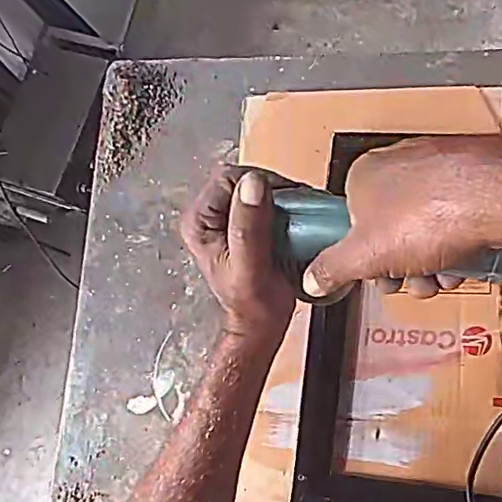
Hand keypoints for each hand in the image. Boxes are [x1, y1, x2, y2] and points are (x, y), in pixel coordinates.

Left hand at [182, 166, 298, 346]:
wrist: (262, 322)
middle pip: (246, 179)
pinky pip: (270, 201)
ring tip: (301, 215)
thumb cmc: (252, 303)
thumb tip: (253, 184)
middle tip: (298, 209)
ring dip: (285, 198)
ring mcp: (232, 219)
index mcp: (200, 221)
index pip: (229, 179)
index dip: (260, 185)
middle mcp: (212, 215)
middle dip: (275, 190)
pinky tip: (299, 220)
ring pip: (260, 188)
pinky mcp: (250, 224)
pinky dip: (288, 207)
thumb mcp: (250, 265)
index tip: (286, 202)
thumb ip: (248, 227)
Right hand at [302, 136, 501, 298]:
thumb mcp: (365, 257)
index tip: (376, 276)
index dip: (364, 259)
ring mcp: (437, 171)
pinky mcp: (470, 181)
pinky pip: (455, 222)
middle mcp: (399, 166)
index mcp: (363, 176)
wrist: (497, 198)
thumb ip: (332, 269)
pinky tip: (466, 260)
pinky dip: (459, 246)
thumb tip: (312, 279)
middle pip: (391, 232)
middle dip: (404, 268)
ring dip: (433, 263)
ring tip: (445, 273)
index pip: (351, 224)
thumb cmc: (434, 213)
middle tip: (414, 281)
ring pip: (426, 231)